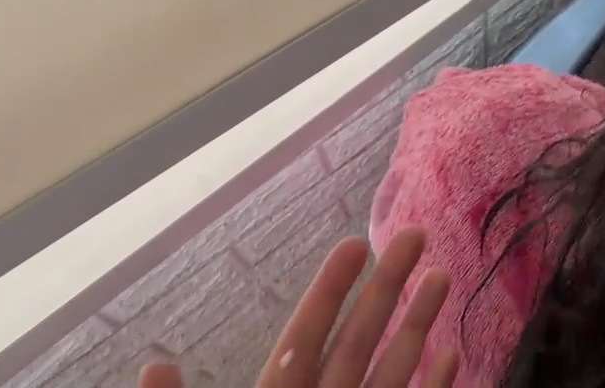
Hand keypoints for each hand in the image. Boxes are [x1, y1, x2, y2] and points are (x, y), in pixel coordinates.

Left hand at [138, 228, 457, 387]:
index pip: (304, 336)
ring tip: (441, 275)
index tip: (355, 242)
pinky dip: (432, 386)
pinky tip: (452, 353)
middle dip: (386, 284)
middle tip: (416, 232)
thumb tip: (151, 366)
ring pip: (389, 371)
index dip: (329, 289)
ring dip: (416, 322)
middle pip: (356, 339)